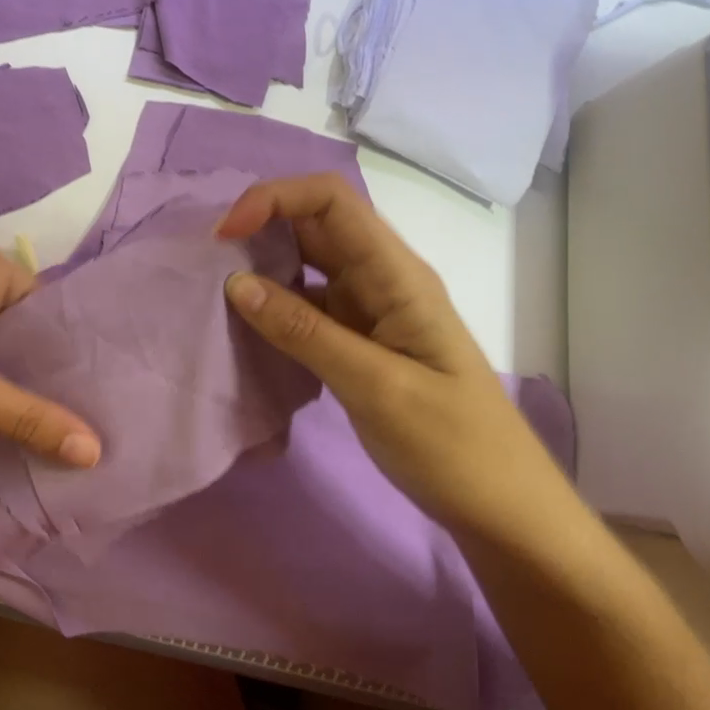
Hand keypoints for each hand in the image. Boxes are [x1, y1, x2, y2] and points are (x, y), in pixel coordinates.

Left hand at [0, 249, 101, 467]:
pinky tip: (19, 430)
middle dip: (59, 384)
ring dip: (28, 393)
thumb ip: (26, 417)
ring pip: (9, 354)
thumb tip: (96, 451)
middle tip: (103, 435)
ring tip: (73, 441)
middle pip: (36, 337)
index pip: (61, 316)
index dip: (87, 363)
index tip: (121, 409)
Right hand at [217, 173, 575, 545]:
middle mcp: (382, 279)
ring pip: (307, 263)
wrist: (504, 510)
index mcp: (397, 275)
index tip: (224, 236)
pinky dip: (272, 305)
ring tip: (213, 290)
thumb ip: (304, 332)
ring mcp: (371, 309)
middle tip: (205, 263)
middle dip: (258, 227)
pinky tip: (243, 326)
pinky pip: (307, 304)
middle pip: (315, 223)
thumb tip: (235, 283)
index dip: (274, 199)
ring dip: (261, 265)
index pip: (330, 201)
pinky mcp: (359, 340)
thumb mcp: (376, 388)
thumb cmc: (453, 447)